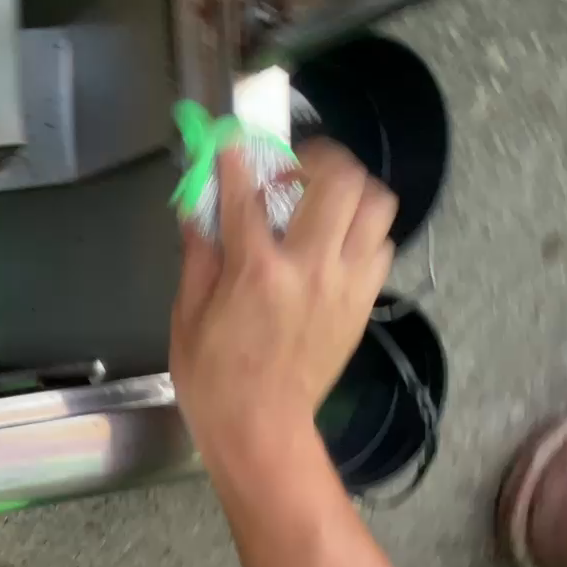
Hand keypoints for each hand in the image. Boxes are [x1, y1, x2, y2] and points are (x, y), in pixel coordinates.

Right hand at [170, 140, 397, 465]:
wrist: (261, 425)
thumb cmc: (212, 376)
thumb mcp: (187, 316)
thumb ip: (198, 258)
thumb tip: (196, 213)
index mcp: (255, 273)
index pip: (246, 198)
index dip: (237, 162)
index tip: (232, 141)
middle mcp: (310, 268)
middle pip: (339, 183)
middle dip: (316, 161)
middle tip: (292, 169)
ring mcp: (346, 283)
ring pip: (375, 206)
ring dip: (348, 191)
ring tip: (320, 201)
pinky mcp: (364, 301)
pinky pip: (379, 244)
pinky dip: (359, 230)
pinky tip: (332, 242)